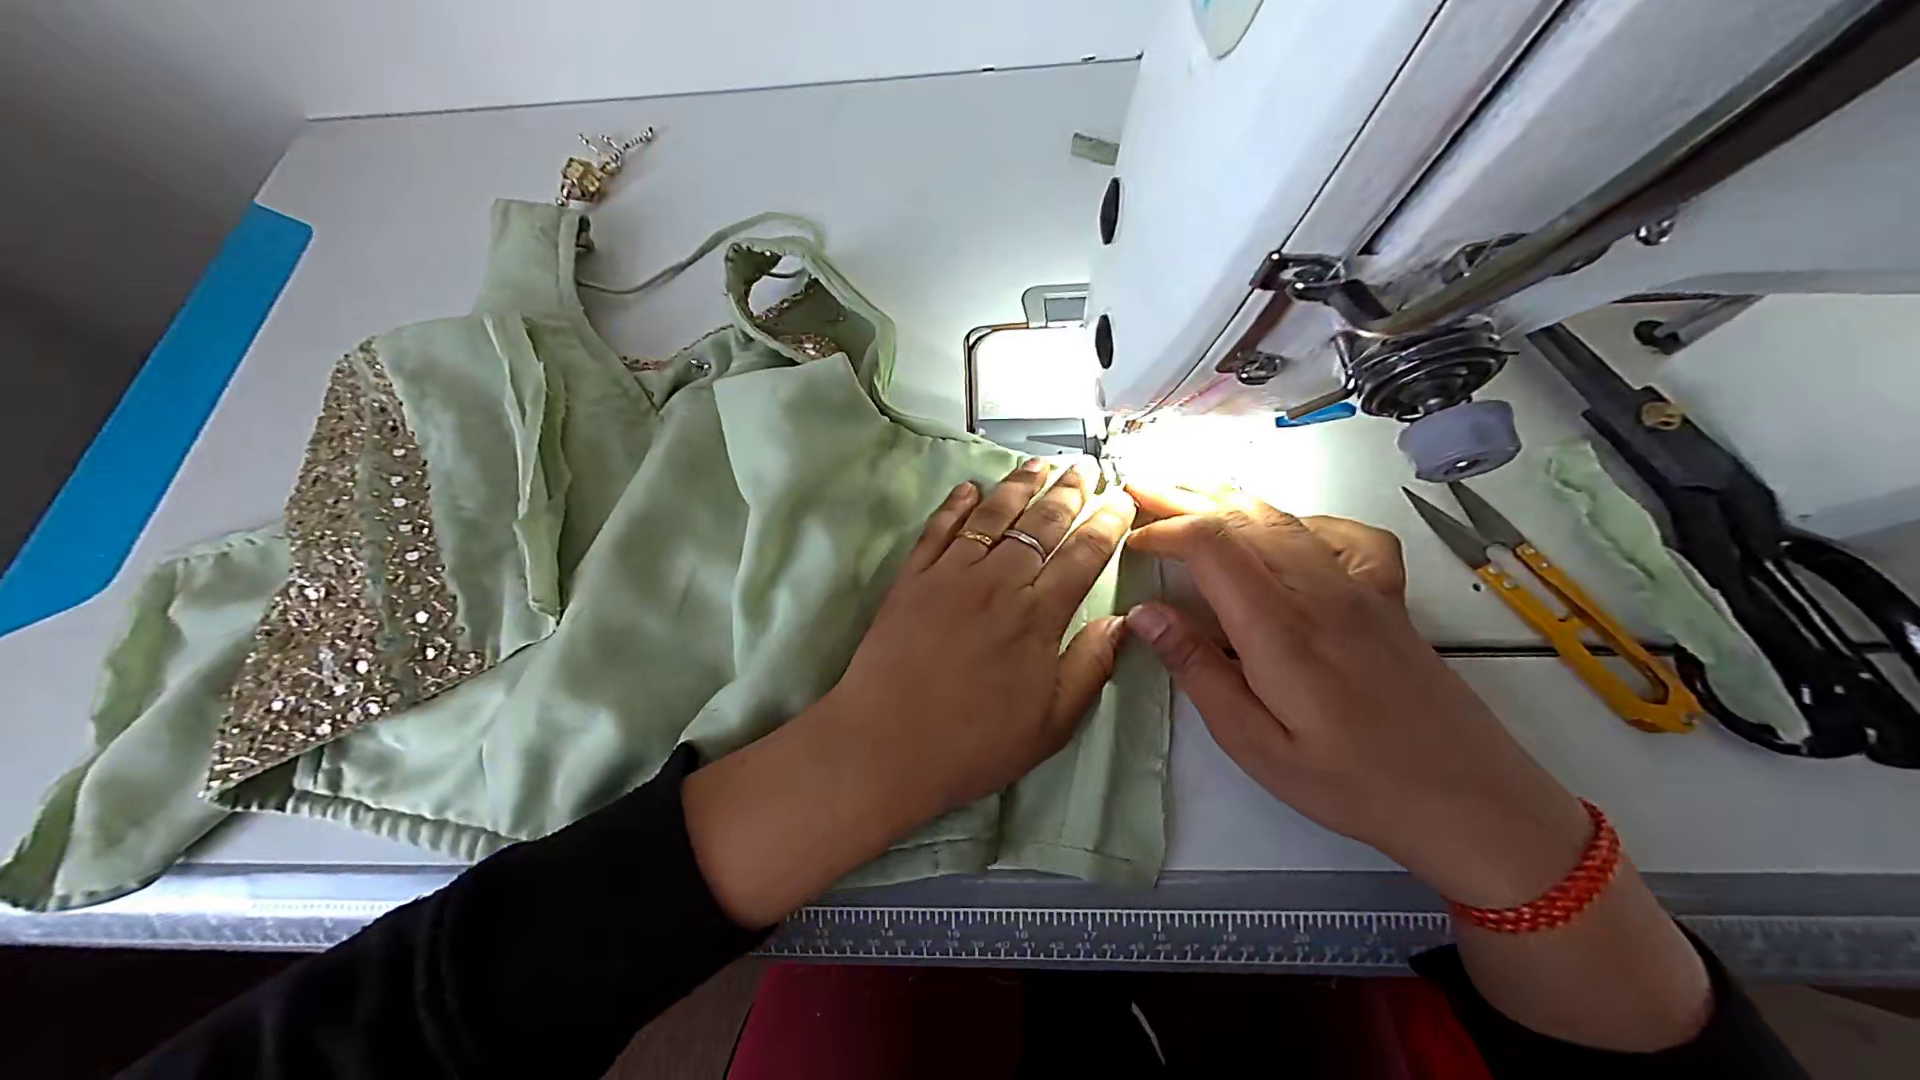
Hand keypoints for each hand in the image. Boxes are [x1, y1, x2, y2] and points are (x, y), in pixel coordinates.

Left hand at [684, 460, 1135, 926]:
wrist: (885, 746)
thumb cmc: (974, 743)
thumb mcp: (1051, 724)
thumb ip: (1090, 667)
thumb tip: (1123, 621)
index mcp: (1037, 617)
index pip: (1082, 556)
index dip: (1106, 523)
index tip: (1122, 499)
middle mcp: (997, 583)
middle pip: (1040, 525)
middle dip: (1068, 492)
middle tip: (1085, 467)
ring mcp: (950, 575)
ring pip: (992, 516)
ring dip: (1019, 486)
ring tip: (1039, 464)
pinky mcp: (911, 578)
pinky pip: (938, 530)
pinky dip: (955, 505)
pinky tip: (969, 487)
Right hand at [1123, 485, 1712, 1052]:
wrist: (1472, 800)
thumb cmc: (1348, 781)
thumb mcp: (1254, 742)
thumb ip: (1197, 670)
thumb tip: (1142, 613)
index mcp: (1279, 626)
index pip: (1212, 543)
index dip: (1164, 530)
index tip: (1131, 541)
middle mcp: (1319, 589)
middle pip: (1243, 516)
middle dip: (1183, 496)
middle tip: (1138, 487)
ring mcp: (1360, 585)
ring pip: (1283, 517)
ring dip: (1228, 497)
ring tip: (1187, 489)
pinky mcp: (1387, 594)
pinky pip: (1342, 533)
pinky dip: (1299, 518)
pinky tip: (1283, 529)